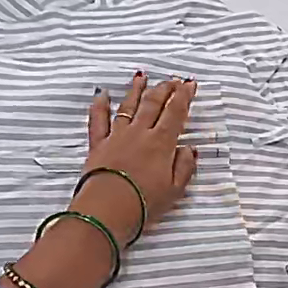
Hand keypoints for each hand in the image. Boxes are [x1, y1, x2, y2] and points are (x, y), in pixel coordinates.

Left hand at [76, 71, 199, 241]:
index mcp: (161, 143)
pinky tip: (102, 94)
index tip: (190, 83)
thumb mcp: (175, 190)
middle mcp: (139, 134)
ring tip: (142, 77)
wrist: (107, 210)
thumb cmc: (144, 203)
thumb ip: (184, 166)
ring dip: (137, 90)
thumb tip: (189, 149)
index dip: (184, 96)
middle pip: (153, 104)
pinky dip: (100, 105)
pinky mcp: (98, 145)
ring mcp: (117, 137)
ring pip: (128, 106)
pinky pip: (98, 120)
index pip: (176, 113)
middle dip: (164, 89)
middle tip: (172, 80)